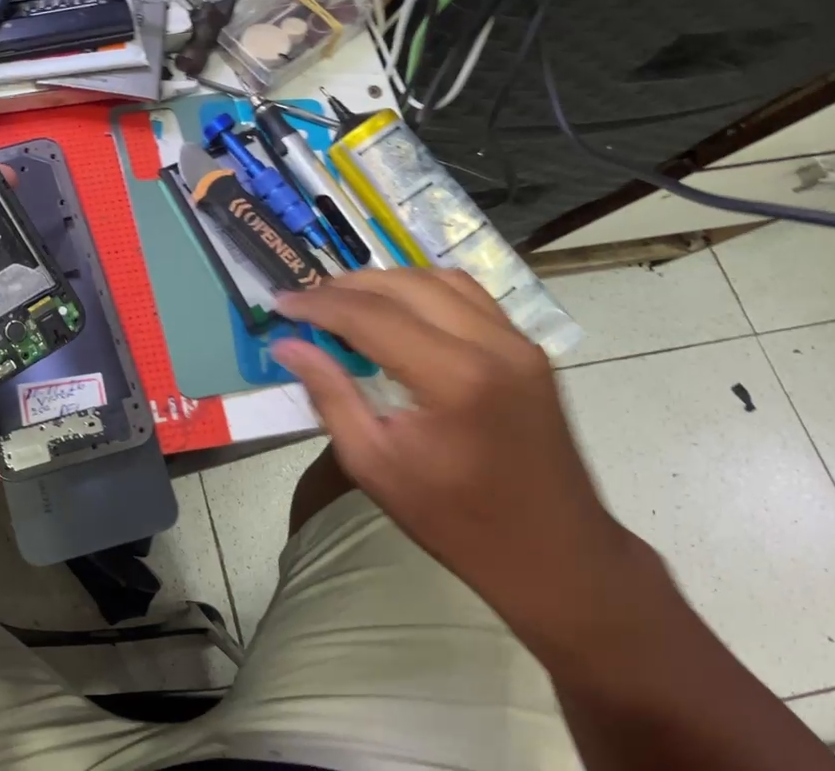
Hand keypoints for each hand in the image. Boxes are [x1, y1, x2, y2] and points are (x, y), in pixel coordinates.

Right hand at [271, 269, 632, 618]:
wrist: (555, 554)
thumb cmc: (455, 520)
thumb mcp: (373, 464)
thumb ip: (330, 394)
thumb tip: (287, 345)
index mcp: (454, 378)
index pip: (371, 316)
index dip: (318, 304)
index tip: (280, 303)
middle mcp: (492, 344)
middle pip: (405, 285)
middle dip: (347, 286)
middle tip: (306, 301)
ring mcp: (518, 343)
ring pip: (441, 280)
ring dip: (387, 283)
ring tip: (345, 302)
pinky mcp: (529, 350)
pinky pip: (469, 297)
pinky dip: (424, 292)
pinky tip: (397, 312)